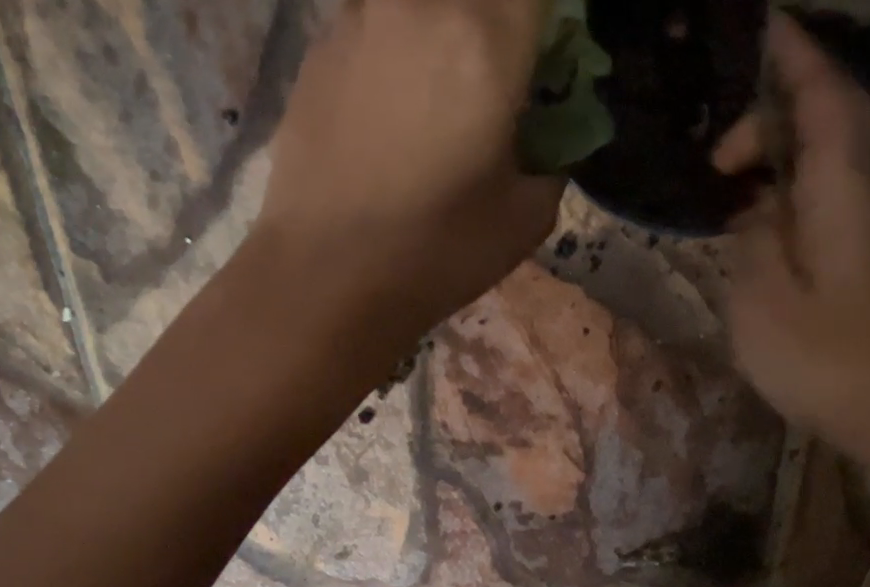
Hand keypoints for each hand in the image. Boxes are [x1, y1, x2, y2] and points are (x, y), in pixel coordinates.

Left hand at [257, 0, 564, 325]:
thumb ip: (551, 160)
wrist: (324, 276)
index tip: (543, 57)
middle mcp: (421, 7)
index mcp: (487, 38)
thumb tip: (543, 141)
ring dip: (436, 32)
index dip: (543, 21)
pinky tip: (388, 109)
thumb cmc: (436, 251)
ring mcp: (360, 20)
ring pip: (416, 5)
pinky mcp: (317, 50)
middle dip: (493, 22)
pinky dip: (393, 50)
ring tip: (437, 92)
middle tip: (494, 80)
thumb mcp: (526, 218)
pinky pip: (373, 24)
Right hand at [716, 15, 869, 471]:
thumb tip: (756, 207)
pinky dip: (805, 180)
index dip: (791, 56)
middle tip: (722, 153)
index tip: (758, 28)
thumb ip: (753, 237)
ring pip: (843, 150)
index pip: (822, 92)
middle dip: (778, 109)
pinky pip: (845, 185)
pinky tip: (772, 216)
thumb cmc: (828, 363)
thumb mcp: (762, 303)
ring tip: (738, 176)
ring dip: (791, 147)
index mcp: (845, 186)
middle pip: (837, 112)